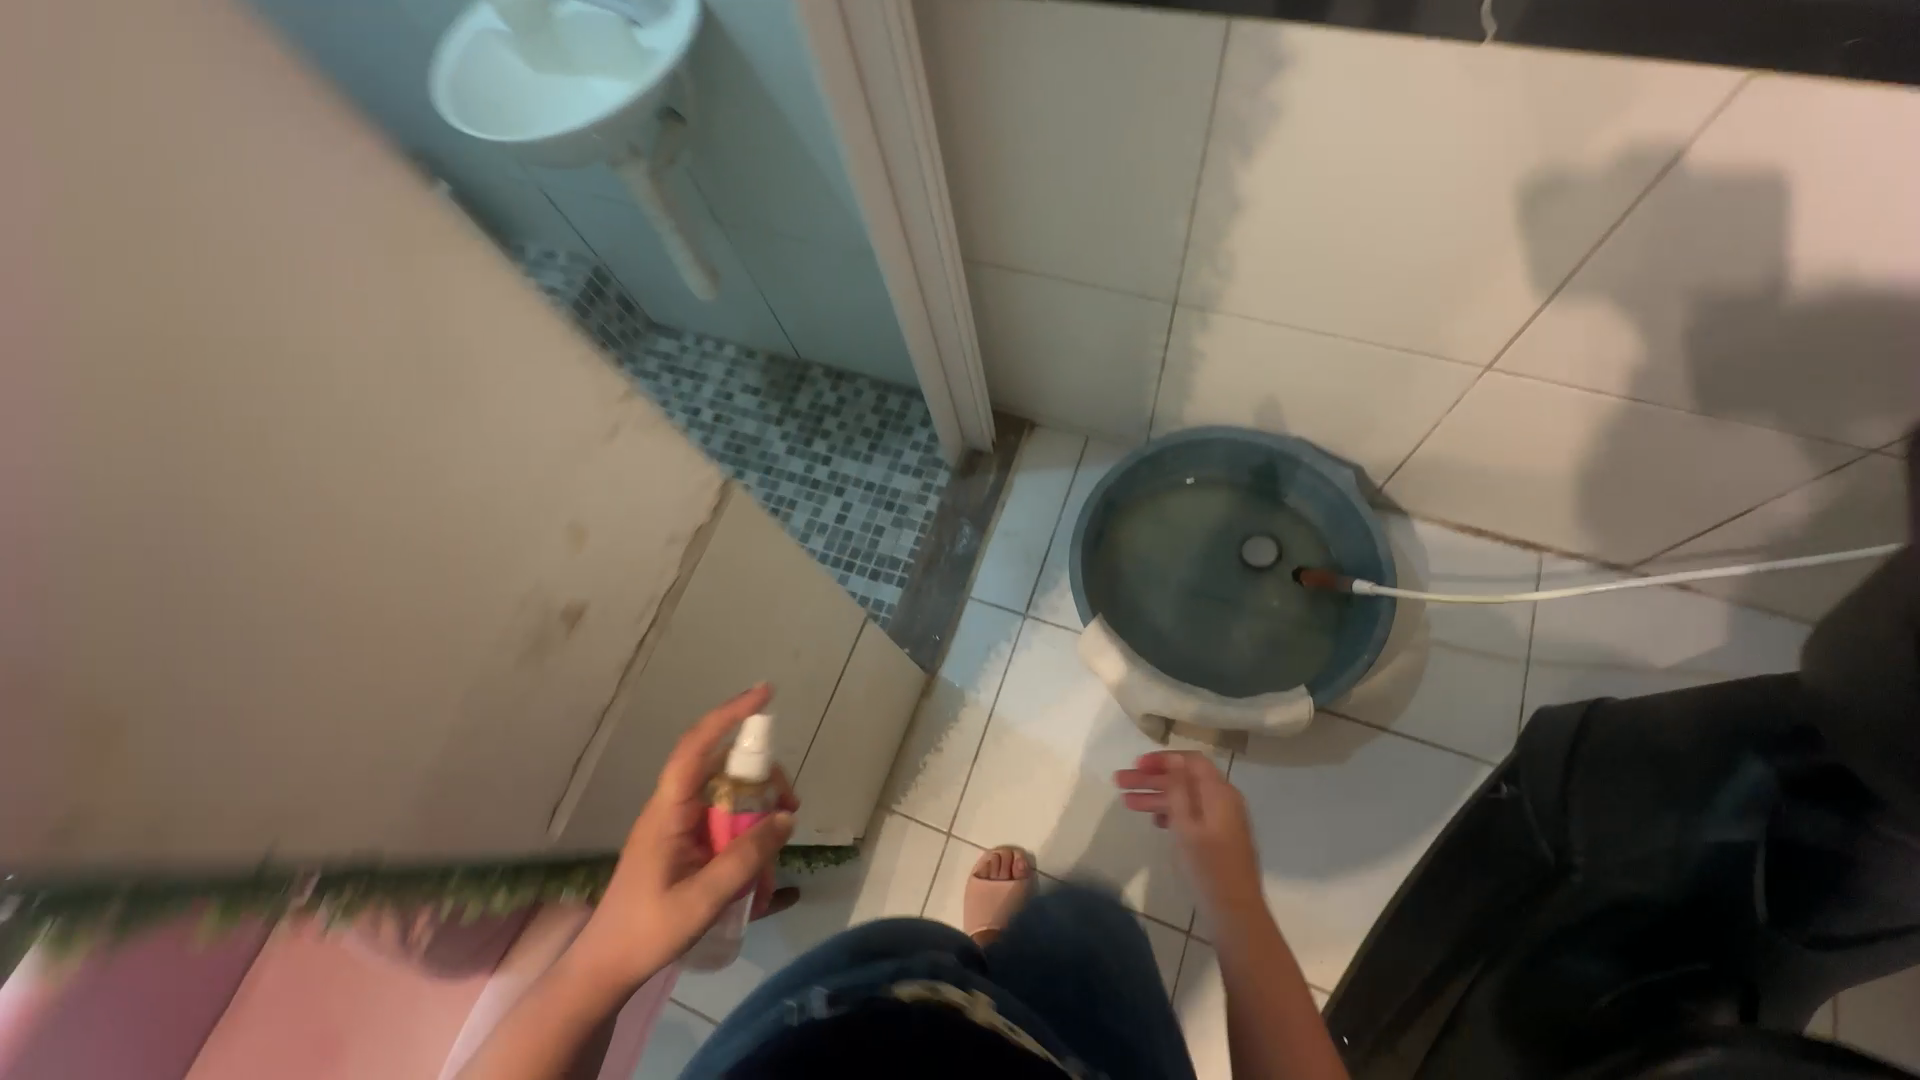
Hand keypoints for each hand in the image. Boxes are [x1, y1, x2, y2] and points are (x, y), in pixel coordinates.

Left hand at [562, 684, 796, 991]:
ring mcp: (678, 825)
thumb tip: (784, 818)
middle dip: (762, 776)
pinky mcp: (685, 843)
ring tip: (779, 841)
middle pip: (723, 768)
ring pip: (728, 794)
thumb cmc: (646, 932)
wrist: (606, 968)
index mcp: (667, 812)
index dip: (729, 715)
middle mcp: (673, 808)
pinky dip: (748, 832)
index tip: (764, 695)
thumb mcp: (702, 900)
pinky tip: (761, 865)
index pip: (696, 748)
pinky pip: (724, 821)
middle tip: (791, 805)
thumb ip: (745, 858)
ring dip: (758, 809)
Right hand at [1115, 751, 1263, 922]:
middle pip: (1185, 779)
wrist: (1236, 913)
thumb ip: (1179, 790)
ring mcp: (1222, 821)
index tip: (1136, 765)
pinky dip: (1171, 813)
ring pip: (1186, 798)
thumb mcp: (1187, 826)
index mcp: (1219, 793)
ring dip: (1157, 797)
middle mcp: (1223, 801)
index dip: (1163, 759)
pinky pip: (1192, 815)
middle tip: (1120, 782)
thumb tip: (1174, 761)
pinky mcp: (1218, 838)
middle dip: (1152, 778)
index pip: (1191, 761)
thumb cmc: (1208, 867)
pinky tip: (1154, 821)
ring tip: (1127, 802)